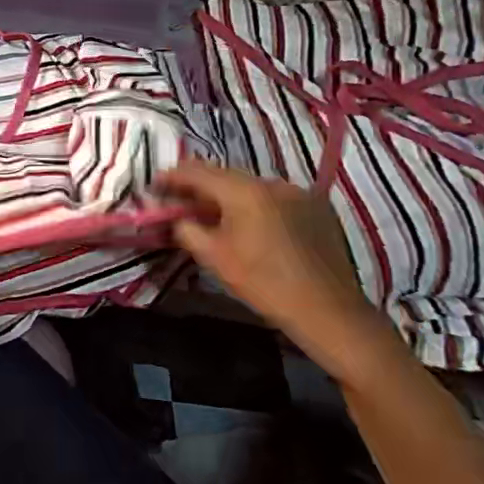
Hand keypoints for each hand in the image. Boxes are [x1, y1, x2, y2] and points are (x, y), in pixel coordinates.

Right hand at [156, 159, 397, 376]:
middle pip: (226, 176)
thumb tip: (175, 217)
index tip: (154, 185)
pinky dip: (254, 205)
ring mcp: (299, 193)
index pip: (199, 172)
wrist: (328, 310)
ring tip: (211, 213)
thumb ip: (186, 229)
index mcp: (245, 192)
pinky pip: (273, 198)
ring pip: (251, 187)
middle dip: (199, 186)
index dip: (173, 176)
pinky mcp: (317, 208)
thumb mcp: (213, 257)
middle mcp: (273, 183)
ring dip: (227, 196)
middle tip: (178, 200)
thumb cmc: (263, 283)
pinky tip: (248, 225)